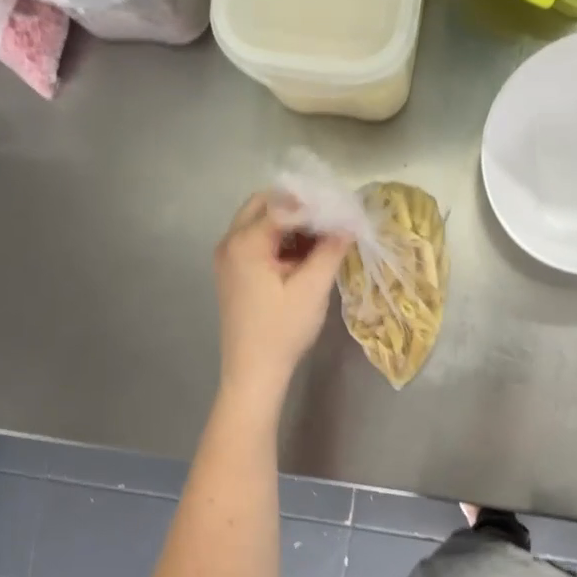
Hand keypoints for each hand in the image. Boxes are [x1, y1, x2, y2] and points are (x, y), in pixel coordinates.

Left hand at [213, 194, 351, 399]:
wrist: (253, 372)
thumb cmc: (282, 330)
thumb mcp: (312, 289)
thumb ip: (330, 250)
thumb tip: (348, 225)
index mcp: (245, 242)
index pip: (282, 205)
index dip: (314, 204)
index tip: (343, 210)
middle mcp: (230, 243)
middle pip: (265, 206)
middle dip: (300, 209)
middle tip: (332, 220)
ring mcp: (228, 258)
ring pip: (261, 223)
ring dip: (292, 225)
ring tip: (325, 239)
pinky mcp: (234, 273)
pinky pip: (257, 243)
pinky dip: (281, 242)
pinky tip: (308, 256)